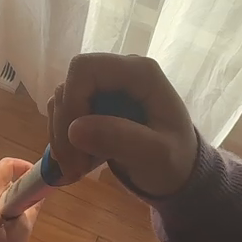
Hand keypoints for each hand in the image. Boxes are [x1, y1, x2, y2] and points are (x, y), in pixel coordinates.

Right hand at [48, 53, 198, 197]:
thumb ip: (119, 139)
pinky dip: (64, 140)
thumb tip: (74, 129)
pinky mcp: (95, 102)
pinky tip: (80, 163)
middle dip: (64, 127)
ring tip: (77, 170)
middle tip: (73, 168)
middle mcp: (119, 71)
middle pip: (70, 85)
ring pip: (63, 101)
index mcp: (140, 73)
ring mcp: (105, 86)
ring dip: (61, 137)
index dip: (71, 101)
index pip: (85, 69)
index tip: (73, 142)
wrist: (179, 172)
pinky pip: (65, 114)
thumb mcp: (156, 155)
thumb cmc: (176, 160)